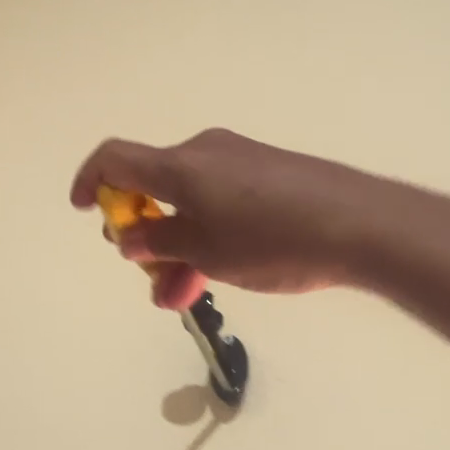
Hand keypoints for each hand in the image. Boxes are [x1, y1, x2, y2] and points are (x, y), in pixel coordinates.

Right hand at [71, 128, 403, 307]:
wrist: (365, 225)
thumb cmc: (274, 239)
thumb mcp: (207, 252)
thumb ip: (160, 243)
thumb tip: (132, 237)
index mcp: (180, 165)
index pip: (115, 159)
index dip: (90, 182)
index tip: (83, 210)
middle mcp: (204, 153)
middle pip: (153, 187)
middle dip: (144, 235)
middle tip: (150, 277)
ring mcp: (239, 162)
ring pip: (188, 202)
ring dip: (178, 246)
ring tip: (184, 296)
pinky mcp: (269, 176)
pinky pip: (219, 201)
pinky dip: (207, 234)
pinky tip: (221, 272)